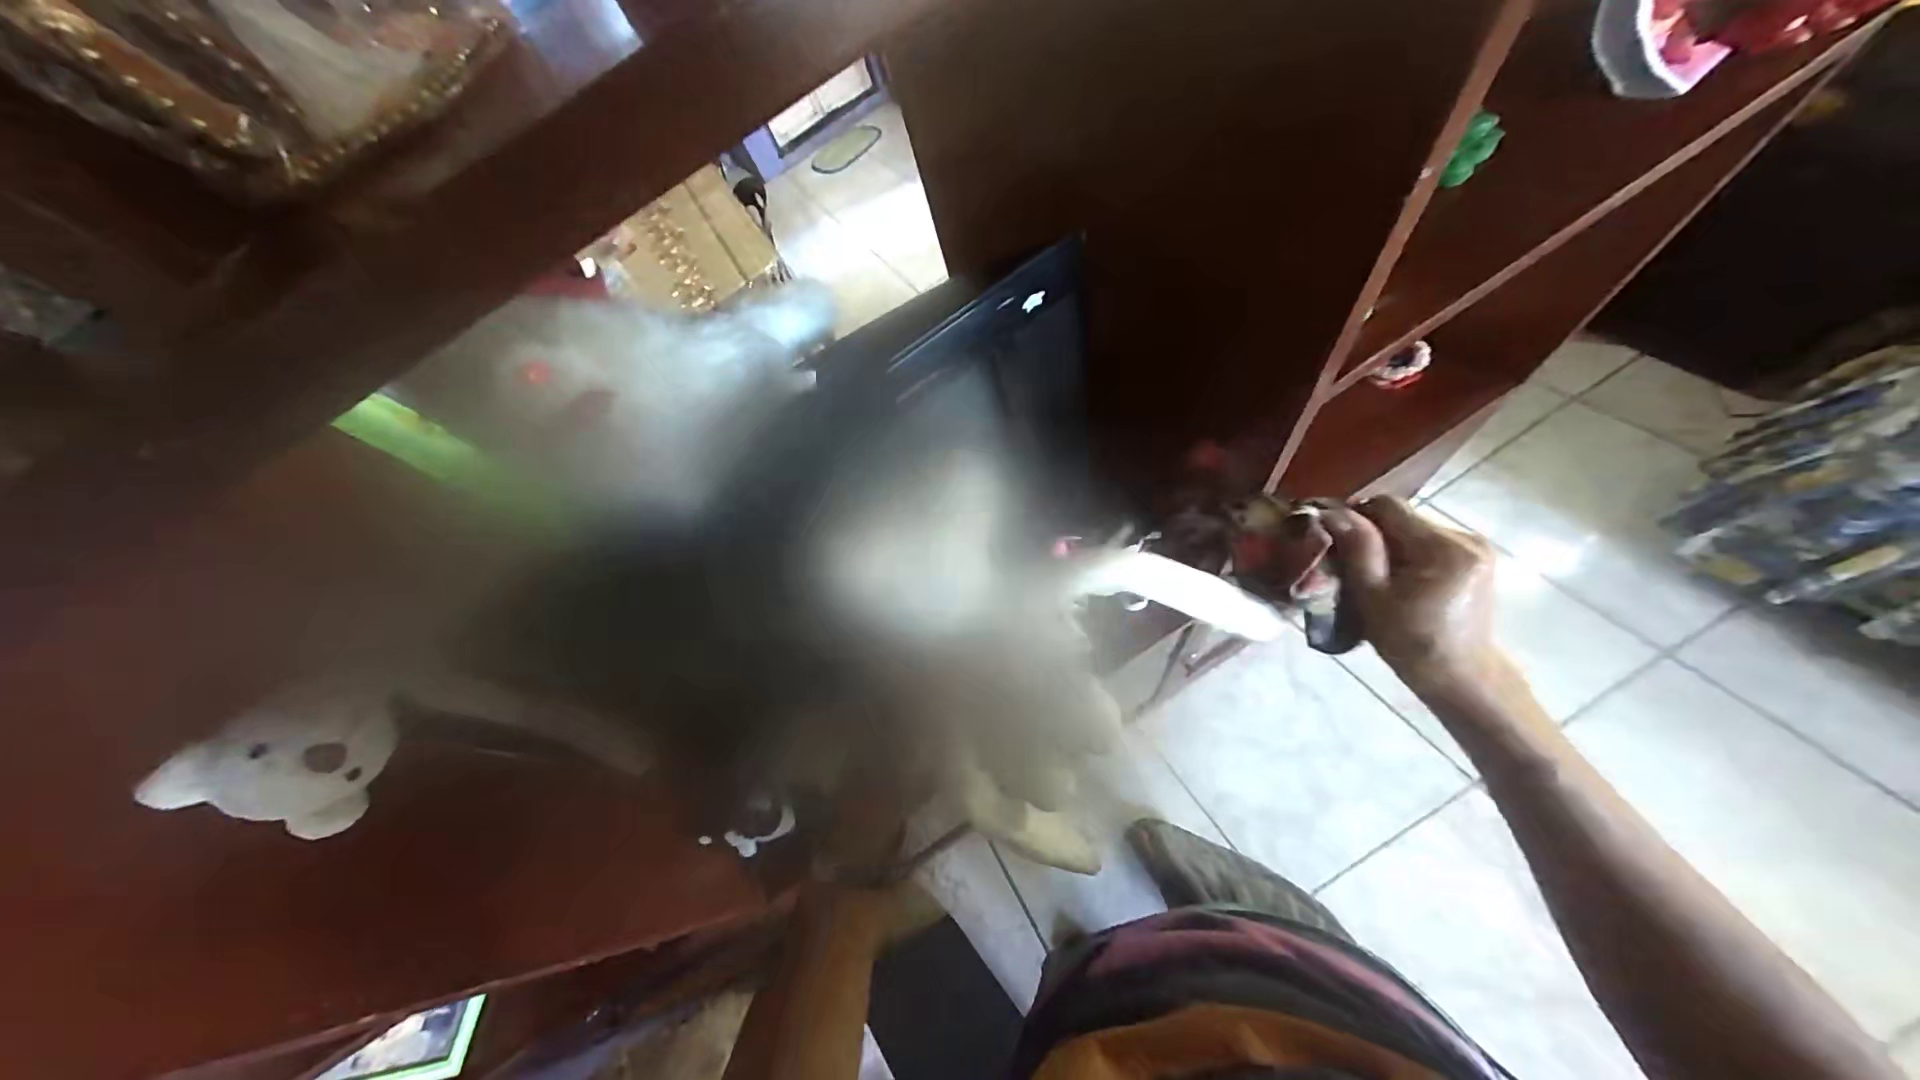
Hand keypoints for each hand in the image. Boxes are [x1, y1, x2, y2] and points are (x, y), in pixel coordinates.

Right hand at [1321, 496, 1499, 686]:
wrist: (1461, 674)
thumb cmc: (1409, 642)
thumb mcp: (1372, 596)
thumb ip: (1357, 549)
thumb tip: (1332, 512)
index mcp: (1440, 547)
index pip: (1386, 506)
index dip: (1354, 516)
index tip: (1335, 540)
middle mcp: (1465, 536)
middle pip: (1402, 516)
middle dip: (1372, 533)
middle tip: (1351, 564)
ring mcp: (1476, 545)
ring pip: (1414, 527)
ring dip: (1390, 544)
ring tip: (1377, 575)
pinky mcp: (1477, 555)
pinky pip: (1430, 540)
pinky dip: (1409, 552)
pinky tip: (1402, 579)